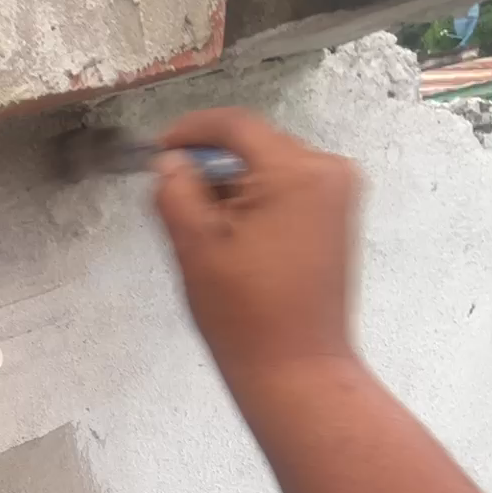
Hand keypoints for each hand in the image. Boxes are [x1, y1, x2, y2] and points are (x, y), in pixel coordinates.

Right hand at [153, 108, 361, 387]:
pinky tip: (227, 247)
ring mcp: (336, 197)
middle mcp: (328, 173)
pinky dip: (247, 209)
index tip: (155, 150)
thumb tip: (169, 162)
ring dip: (225, 193)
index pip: (235, 127)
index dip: (189, 132)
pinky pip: (281, 196)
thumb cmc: (243, 312)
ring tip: (199, 239)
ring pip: (264, 174)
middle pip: (252, 149)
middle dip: (207, 171)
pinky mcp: (332, 221)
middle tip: (170, 207)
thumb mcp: (194, 247)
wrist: (293, 365)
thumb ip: (176, 193)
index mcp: (297, 172)